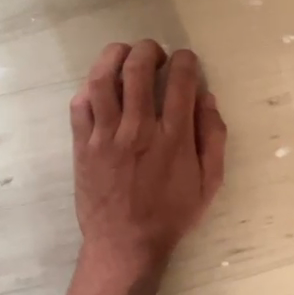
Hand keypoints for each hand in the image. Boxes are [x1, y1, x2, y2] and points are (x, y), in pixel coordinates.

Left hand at [69, 41, 227, 275]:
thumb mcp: (209, 182)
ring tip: (124, 56)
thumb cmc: (171, 215)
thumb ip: (213, 137)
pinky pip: (80, 104)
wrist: (124, 244)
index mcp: (174, 137)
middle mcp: (138, 129)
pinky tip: (101, 88)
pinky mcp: (82, 145)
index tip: (186, 61)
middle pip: (138, 68)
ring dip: (114, 57)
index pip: (181, 80)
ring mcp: (106, 136)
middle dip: (149, 50)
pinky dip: (90, 87)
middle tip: (155, 54)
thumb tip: (207, 97)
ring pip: (103, 78)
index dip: (186, 60)